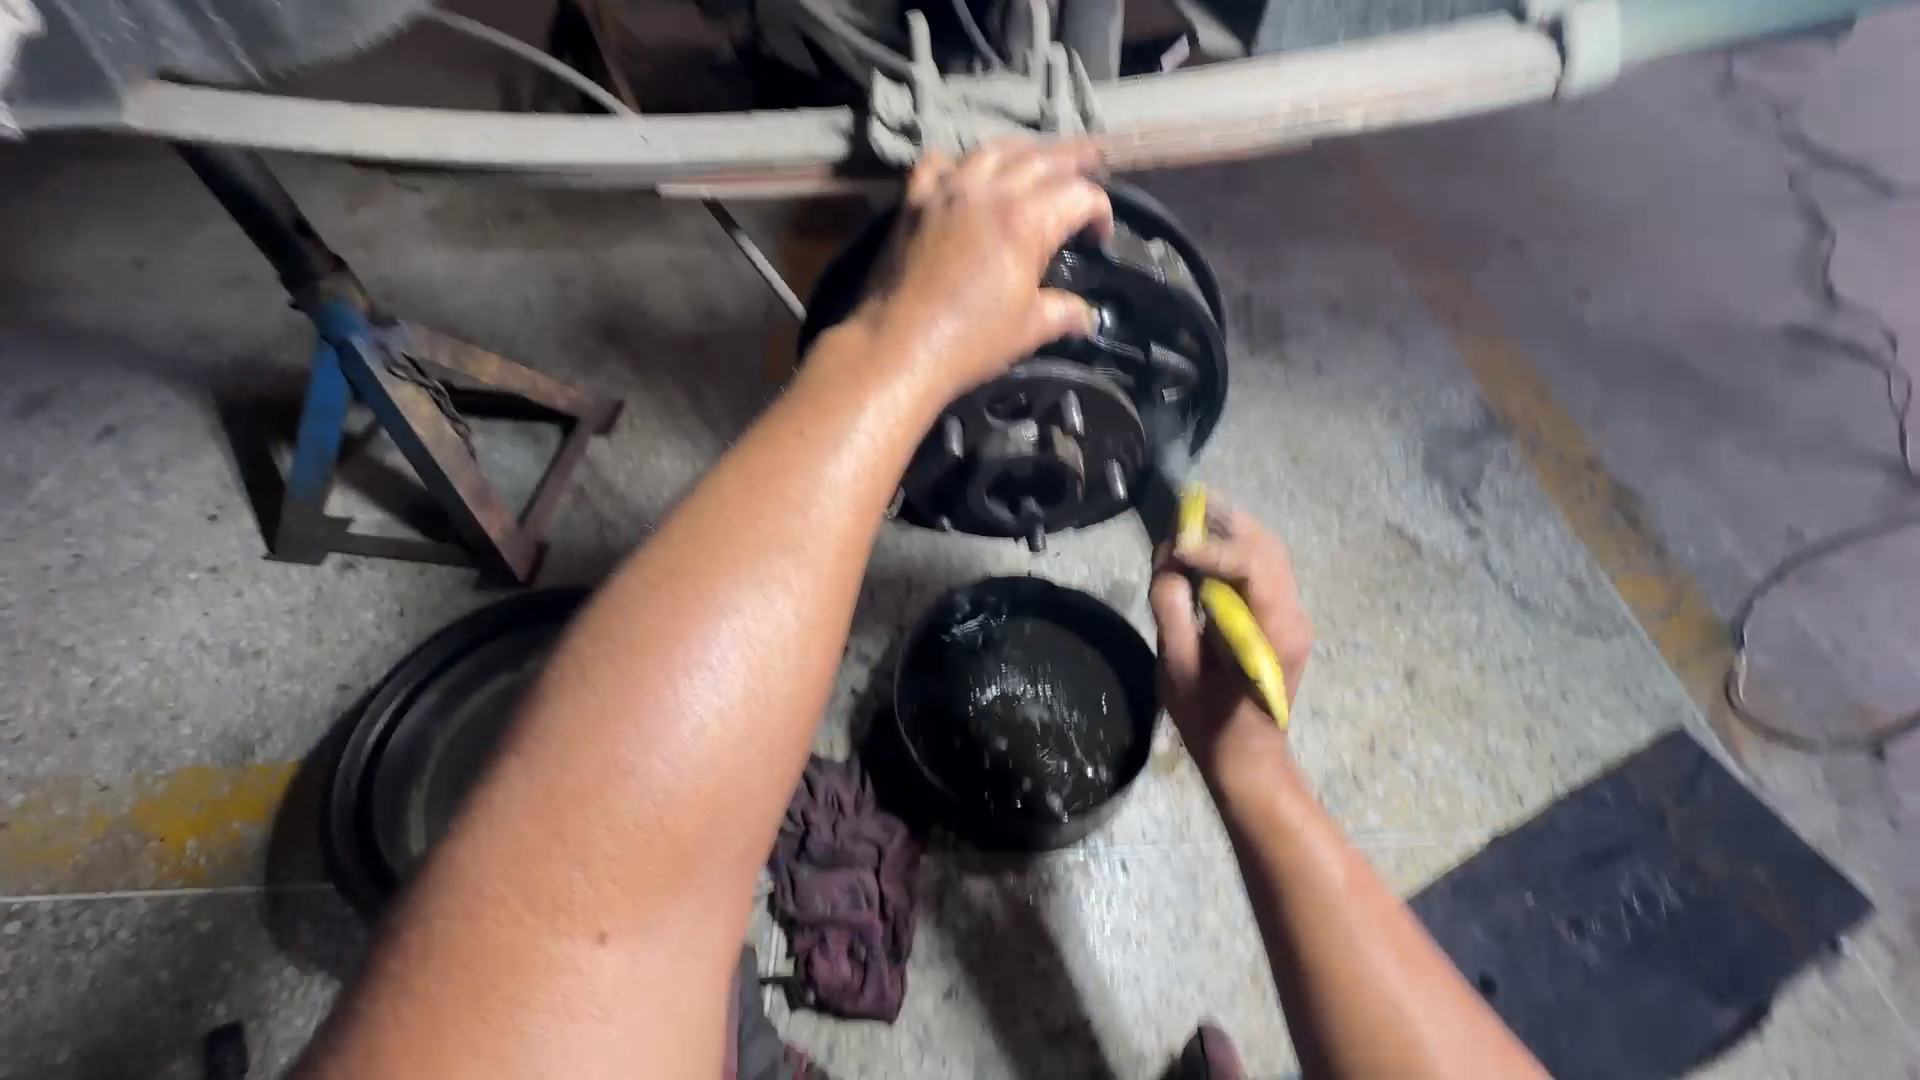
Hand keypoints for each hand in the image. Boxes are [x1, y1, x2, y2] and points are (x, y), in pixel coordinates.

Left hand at [849, 139, 1113, 396]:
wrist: (899, 346)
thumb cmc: (969, 342)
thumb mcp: (1029, 329)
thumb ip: (1065, 313)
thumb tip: (1088, 317)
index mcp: (1027, 221)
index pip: (1079, 195)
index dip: (1100, 211)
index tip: (1100, 238)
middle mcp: (991, 192)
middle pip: (1043, 159)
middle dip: (1074, 160)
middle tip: (1094, 159)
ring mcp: (948, 190)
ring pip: (994, 150)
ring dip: (1023, 151)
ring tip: (1038, 160)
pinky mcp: (914, 200)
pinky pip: (940, 163)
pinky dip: (960, 164)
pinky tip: (966, 175)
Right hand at [1149, 499, 1313, 777]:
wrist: (1247, 756)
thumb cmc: (1209, 720)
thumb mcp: (1178, 668)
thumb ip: (1171, 610)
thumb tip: (1169, 564)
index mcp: (1273, 631)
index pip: (1252, 565)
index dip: (1212, 546)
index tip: (1175, 544)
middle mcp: (1293, 614)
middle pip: (1267, 546)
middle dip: (1226, 521)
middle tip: (1185, 503)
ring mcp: (1293, 614)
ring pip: (1268, 552)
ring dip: (1231, 530)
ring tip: (1192, 516)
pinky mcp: (1283, 617)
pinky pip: (1262, 568)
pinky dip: (1234, 548)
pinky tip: (1206, 546)